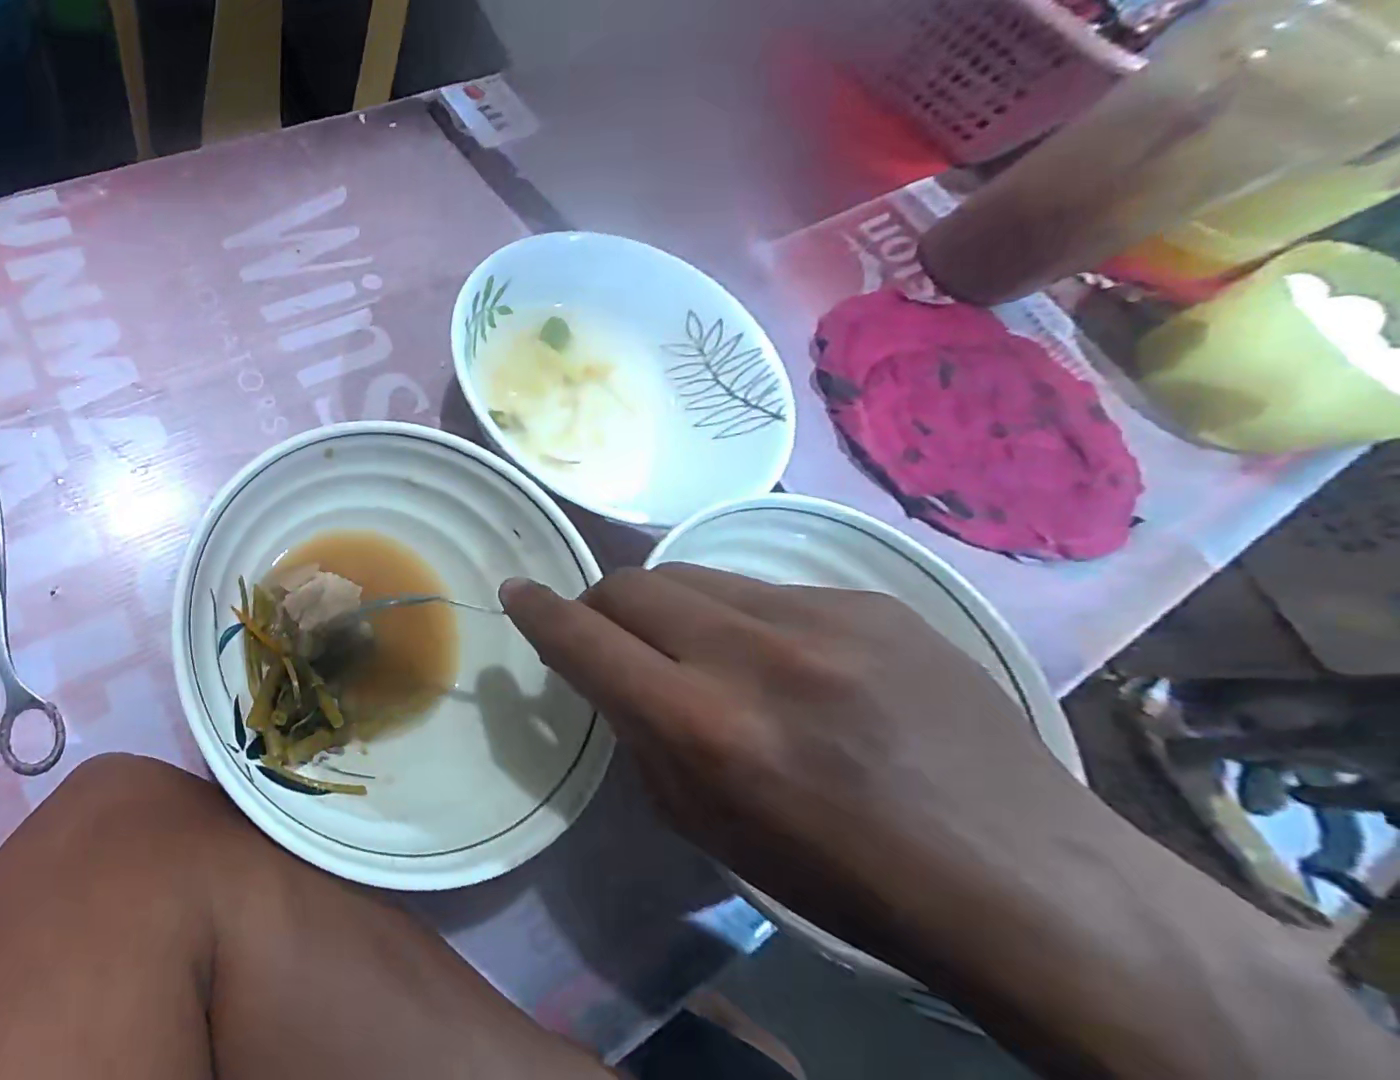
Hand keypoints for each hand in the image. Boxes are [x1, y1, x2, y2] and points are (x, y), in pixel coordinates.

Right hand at [499, 564, 1094, 962]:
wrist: (1017, 873)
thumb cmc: (841, 876)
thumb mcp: (706, 827)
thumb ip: (641, 736)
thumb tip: (611, 676)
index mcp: (704, 727)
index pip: (586, 640)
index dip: (540, 612)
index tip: (518, 592)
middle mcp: (753, 654)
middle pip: (634, 584)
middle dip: (603, 604)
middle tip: (611, 634)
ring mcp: (822, 616)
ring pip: (698, 575)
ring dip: (674, 607)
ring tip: (702, 650)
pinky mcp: (873, 601)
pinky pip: (770, 591)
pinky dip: (747, 619)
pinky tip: (787, 662)